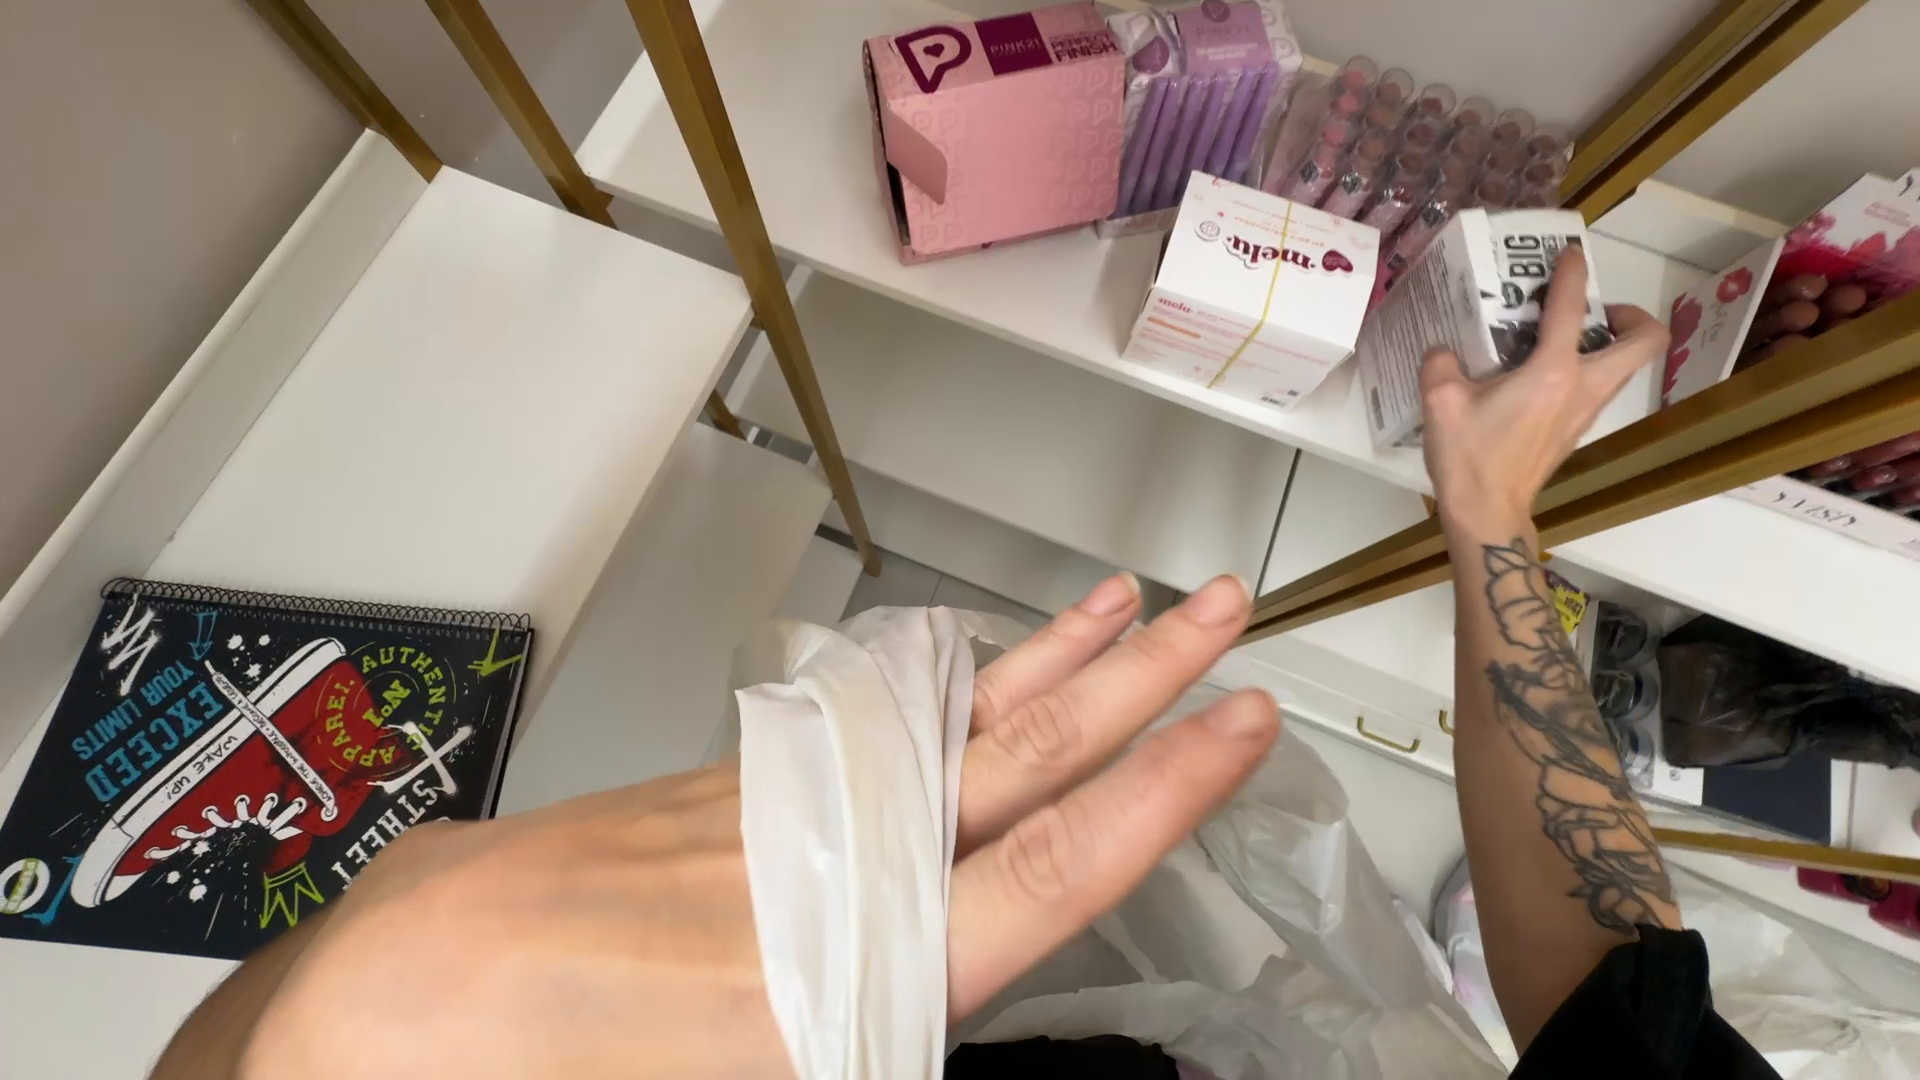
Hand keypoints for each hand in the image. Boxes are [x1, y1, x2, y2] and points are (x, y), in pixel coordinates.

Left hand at [226, 574, 1278, 1079]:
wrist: (421, 999)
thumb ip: (875, 1045)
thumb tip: (950, 1009)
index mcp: (876, 960)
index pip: (1063, 856)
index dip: (1167, 785)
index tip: (1241, 719)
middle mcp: (862, 853)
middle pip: (1032, 747)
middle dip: (1143, 675)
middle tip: (1218, 612)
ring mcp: (812, 794)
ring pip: (963, 708)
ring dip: (1054, 653)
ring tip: (1126, 603)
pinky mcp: (763, 771)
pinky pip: (885, 711)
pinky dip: (953, 677)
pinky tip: (989, 653)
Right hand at [1419, 248, 1669, 529]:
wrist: (1487, 509)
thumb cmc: (1468, 456)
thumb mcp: (1439, 403)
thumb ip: (1441, 365)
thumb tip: (1444, 350)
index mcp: (1551, 373)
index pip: (1570, 310)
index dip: (1572, 276)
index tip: (1571, 255)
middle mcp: (1582, 387)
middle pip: (1643, 340)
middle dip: (1630, 317)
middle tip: (1595, 313)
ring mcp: (1585, 411)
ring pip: (1624, 366)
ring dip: (1608, 344)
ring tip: (1562, 342)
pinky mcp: (1574, 431)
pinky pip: (1597, 387)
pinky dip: (1584, 371)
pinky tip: (1540, 380)